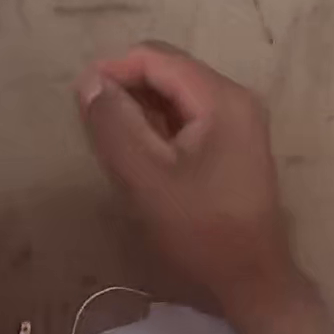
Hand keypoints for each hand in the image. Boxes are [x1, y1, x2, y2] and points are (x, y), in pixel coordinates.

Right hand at [75, 44, 304, 312]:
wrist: (251, 275)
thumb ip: (115, 124)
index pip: (156, 57)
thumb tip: (91, 80)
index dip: (113, 70)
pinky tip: (146, 154)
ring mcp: (242, 121)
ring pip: (179, 95)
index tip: (81, 102)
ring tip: (118, 143)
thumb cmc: (200, 229)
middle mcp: (238, 99)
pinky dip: (163, 126)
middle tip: (97, 127)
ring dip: (144, 110)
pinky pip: (192, 117)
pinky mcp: (238, 143)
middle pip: (170, 72)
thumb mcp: (146, 177)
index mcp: (222, 98)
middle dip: (129, 89)